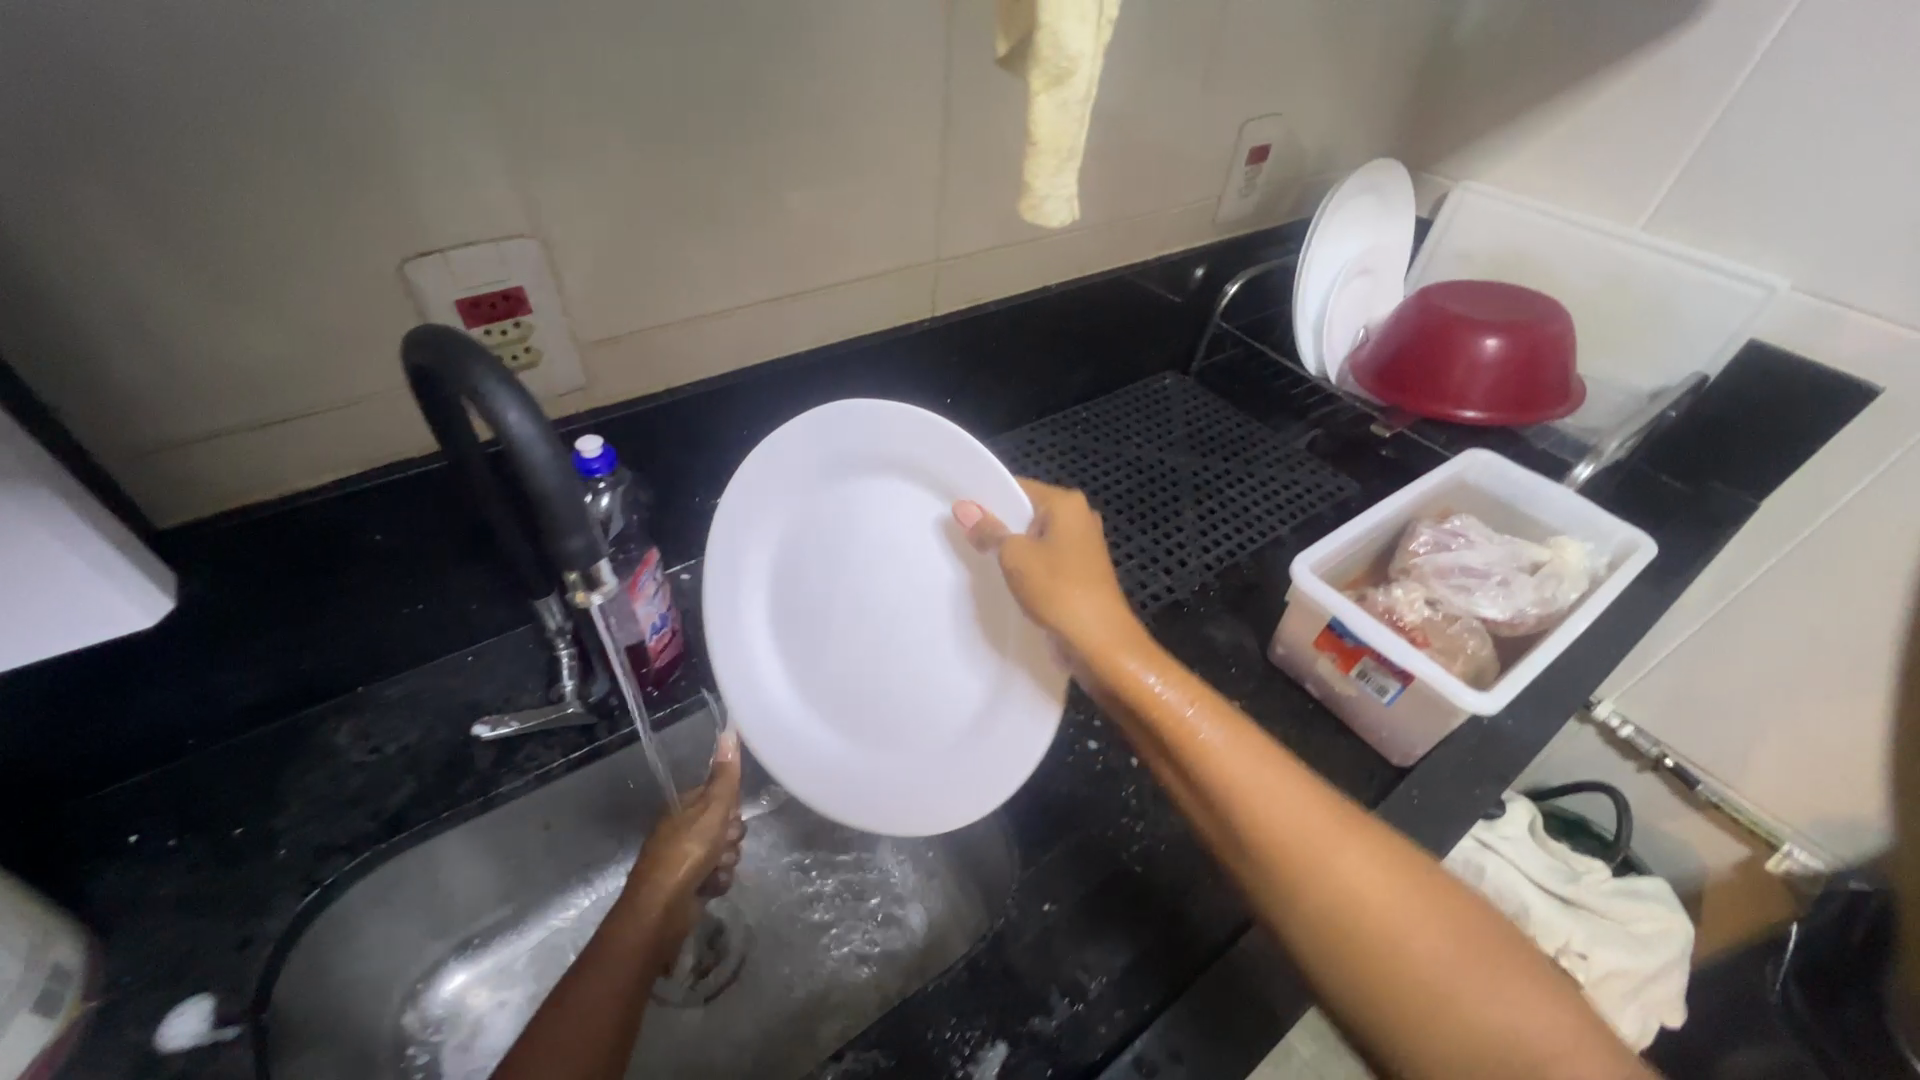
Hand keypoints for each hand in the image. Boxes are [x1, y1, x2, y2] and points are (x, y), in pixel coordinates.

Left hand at [622, 731, 745, 948]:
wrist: (662, 907)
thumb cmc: (687, 851)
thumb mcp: (712, 807)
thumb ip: (725, 774)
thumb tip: (730, 728)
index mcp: (685, 806)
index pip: (722, 796)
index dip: (731, 807)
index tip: (730, 816)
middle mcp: (684, 828)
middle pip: (728, 826)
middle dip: (731, 839)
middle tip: (721, 846)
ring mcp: (686, 857)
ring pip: (726, 852)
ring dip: (726, 862)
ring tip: (713, 870)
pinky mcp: (691, 883)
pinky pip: (719, 875)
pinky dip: (717, 882)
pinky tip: (709, 887)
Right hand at [953, 478, 1142, 664]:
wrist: (1098, 640)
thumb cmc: (1057, 588)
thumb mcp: (1014, 556)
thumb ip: (989, 530)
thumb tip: (963, 507)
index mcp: (1067, 503)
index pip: (1019, 487)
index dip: (988, 497)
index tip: (960, 510)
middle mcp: (1080, 517)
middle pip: (1029, 513)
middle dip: (1000, 525)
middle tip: (964, 536)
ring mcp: (1084, 546)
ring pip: (1037, 539)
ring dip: (1013, 550)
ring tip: (980, 559)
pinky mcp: (1082, 572)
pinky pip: (1047, 560)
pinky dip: (1029, 567)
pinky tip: (1008, 581)